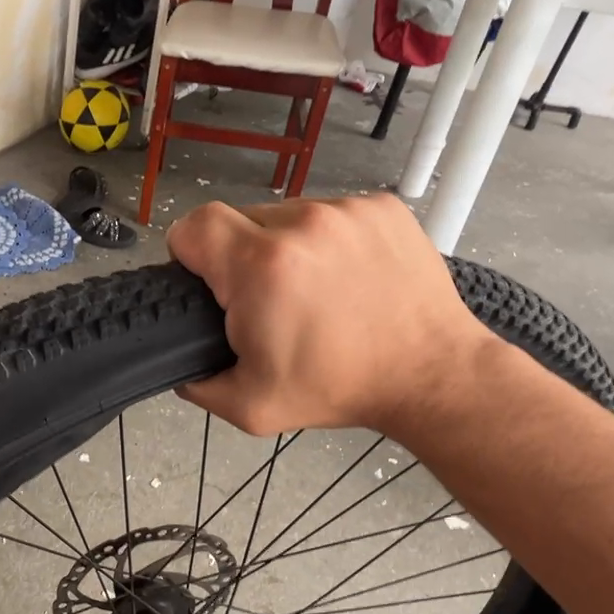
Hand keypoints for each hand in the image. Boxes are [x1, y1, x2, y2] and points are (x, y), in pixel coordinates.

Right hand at [167, 196, 496, 435]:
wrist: (433, 375)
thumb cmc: (342, 388)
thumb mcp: (250, 407)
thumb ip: (197, 384)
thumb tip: (180, 363)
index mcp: (262, 268)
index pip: (193, 226)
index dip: (189, 254)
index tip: (209, 283)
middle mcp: (302, 224)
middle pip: (238, 219)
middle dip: (240, 256)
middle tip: (266, 300)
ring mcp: (347, 210)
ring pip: (286, 214)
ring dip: (286, 246)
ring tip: (313, 290)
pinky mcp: (382, 206)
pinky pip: (331, 212)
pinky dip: (329, 240)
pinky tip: (347, 276)